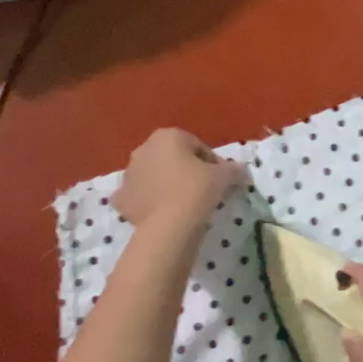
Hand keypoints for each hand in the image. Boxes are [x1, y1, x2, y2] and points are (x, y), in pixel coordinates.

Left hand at [113, 129, 241, 232]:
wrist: (169, 225)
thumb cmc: (196, 190)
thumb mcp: (223, 177)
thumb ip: (233, 169)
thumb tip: (241, 170)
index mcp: (167, 136)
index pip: (195, 146)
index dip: (210, 163)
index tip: (219, 180)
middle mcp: (143, 149)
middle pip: (170, 159)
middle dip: (184, 171)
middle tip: (201, 192)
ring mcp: (128, 175)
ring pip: (152, 178)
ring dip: (164, 186)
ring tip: (181, 205)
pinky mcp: (121, 199)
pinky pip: (137, 198)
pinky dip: (146, 203)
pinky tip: (159, 214)